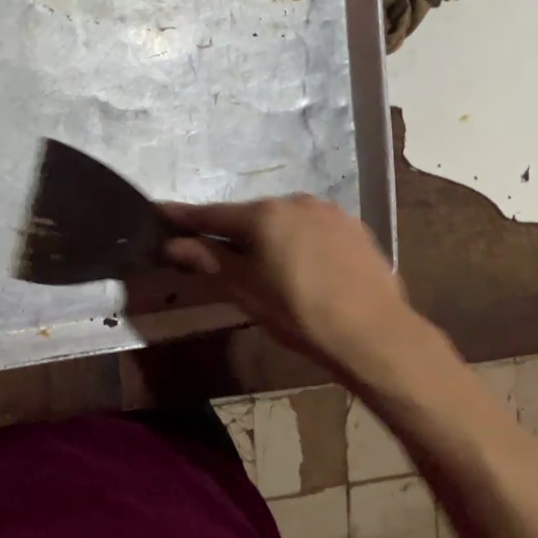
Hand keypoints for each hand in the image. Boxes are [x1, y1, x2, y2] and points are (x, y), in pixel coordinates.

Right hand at [160, 194, 426, 383]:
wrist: (377, 336)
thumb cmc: (301, 315)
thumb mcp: (247, 291)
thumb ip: (209, 260)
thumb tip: (172, 244)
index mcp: (264, 214)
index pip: (212, 214)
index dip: (183, 217)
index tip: (160, 211)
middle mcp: (295, 202)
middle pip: (250, 216)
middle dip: (231, 232)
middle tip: (216, 254)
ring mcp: (328, 213)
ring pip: (283, 221)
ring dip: (268, 237)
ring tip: (264, 266)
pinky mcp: (354, 228)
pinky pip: (313, 230)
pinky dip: (298, 242)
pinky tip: (302, 268)